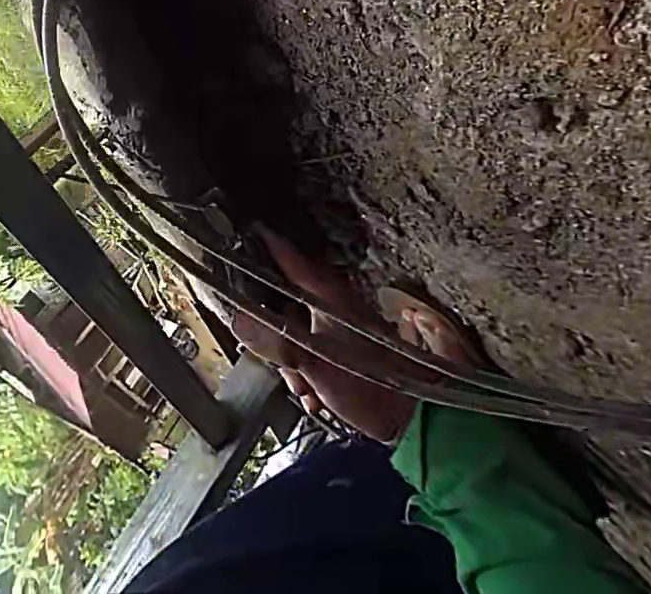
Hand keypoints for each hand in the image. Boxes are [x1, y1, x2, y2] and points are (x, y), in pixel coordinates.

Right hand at [231, 231, 485, 443]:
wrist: (410, 420)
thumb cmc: (369, 385)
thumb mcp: (313, 363)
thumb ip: (274, 341)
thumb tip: (240, 321)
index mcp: (328, 295)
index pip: (291, 257)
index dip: (270, 243)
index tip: (254, 229)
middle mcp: (335, 304)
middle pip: (286, 304)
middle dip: (277, 336)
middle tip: (286, 366)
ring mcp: (342, 326)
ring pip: (297, 332)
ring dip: (293, 361)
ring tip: (306, 388)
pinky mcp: (347, 348)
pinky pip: (312, 351)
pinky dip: (308, 372)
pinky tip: (316, 394)